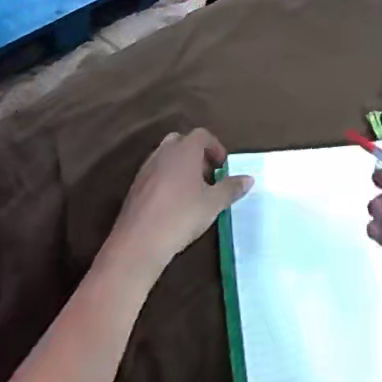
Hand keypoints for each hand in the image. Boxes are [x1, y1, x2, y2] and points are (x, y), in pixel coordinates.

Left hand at [105, 129, 252, 272]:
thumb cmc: (181, 216)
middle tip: (207, 174)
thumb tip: (248, 179)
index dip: (215, 147)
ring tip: (191, 190)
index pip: (202, 135)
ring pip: (165, 158)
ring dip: (180, 167)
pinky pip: (154, 174)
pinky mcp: (133, 190)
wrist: (137, 246)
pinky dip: (165, 180)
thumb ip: (231, 188)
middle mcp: (163, 154)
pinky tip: (172, 204)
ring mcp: (145, 171)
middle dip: (196, 154)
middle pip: (181, 142)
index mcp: (184, 151)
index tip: (222, 166)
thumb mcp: (213, 204)